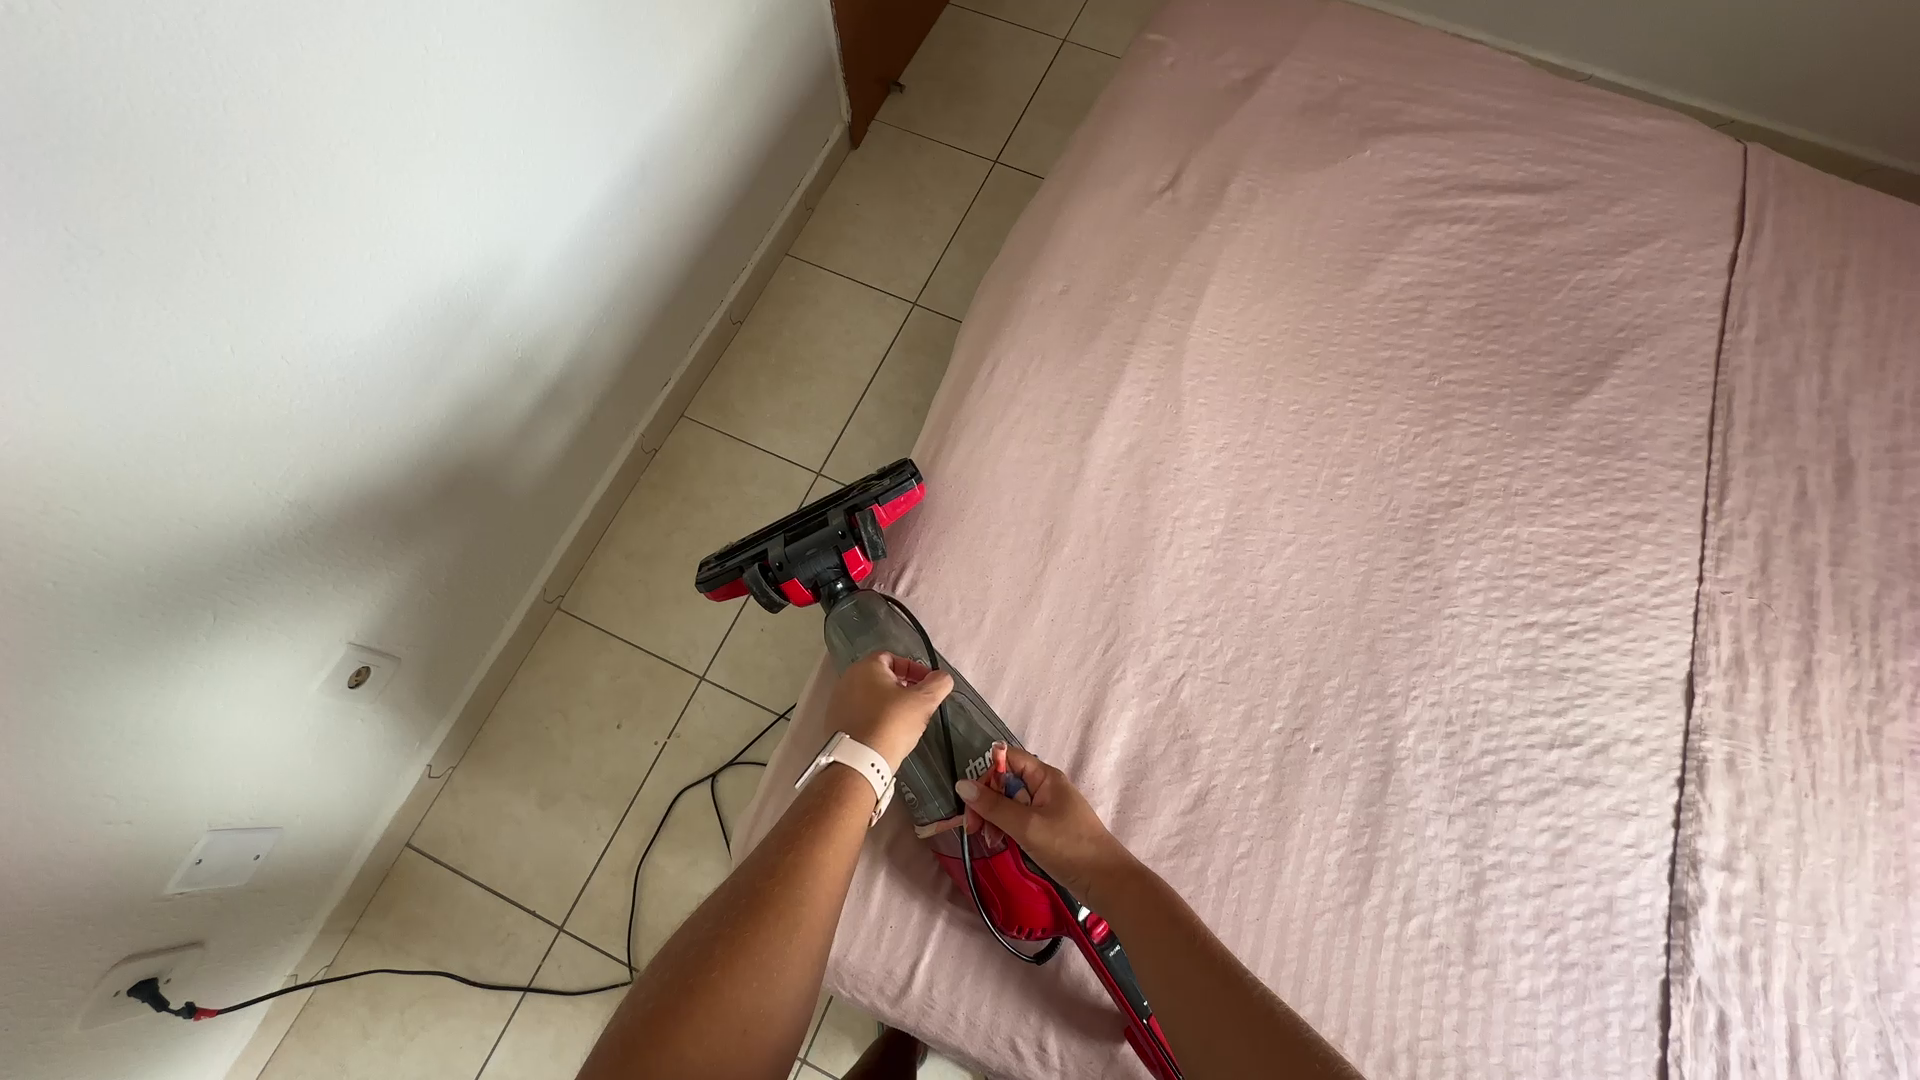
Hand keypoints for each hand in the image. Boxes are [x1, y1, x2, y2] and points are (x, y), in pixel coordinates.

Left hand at [823, 651, 952, 770]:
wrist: (859, 762)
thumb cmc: (891, 724)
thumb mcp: (923, 701)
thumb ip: (938, 684)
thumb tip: (943, 677)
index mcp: (866, 667)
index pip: (893, 658)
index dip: (914, 669)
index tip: (927, 685)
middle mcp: (848, 679)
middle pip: (881, 677)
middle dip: (903, 686)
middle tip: (919, 702)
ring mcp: (839, 702)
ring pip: (871, 695)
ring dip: (889, 703)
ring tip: (905, 720)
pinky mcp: (835, 723)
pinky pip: (861, 713)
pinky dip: (876, 717)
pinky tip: (888, 733)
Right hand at [954, 745, 1136, 903]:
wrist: (1105, 881)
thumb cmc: (1068, 847)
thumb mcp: (1027, 826)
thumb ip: (993, 806)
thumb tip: (961, 785)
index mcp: (1045, 776)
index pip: (1008, 759)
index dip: (987, 773)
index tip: (971, 798)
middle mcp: (1045, 787)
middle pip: (1006, 782)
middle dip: (987, 801)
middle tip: (972, 827)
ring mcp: (1047, 808)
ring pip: (1011, 803)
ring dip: (995, 818)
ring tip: (987, 840)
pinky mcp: (1048, 828)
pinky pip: (1019, 820)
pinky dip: (1006, 829)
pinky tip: (999, 843)